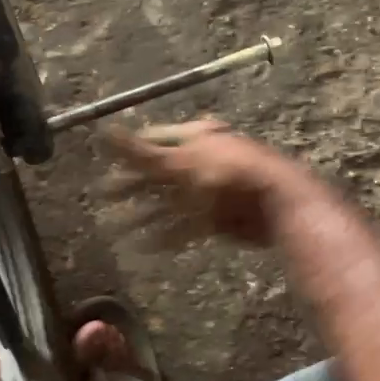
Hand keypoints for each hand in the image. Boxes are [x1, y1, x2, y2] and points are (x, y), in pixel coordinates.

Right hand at [106, 119, 300, 246]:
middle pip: (156, 174)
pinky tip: (147, 247)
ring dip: (141, 215)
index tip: (103, 160)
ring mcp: (207, 192)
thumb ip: (140, 153)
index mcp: (192, 139)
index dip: (127, 150)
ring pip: (166, 203)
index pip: (151, 140)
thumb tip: (104, 133)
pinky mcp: (214, 219)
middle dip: (130, 185)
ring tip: (115, 228)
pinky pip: (183, 227)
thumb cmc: (227, 173)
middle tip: (103, 195)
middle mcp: (198, 162)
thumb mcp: (179, 161)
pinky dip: (165, 236)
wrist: (276, 203)